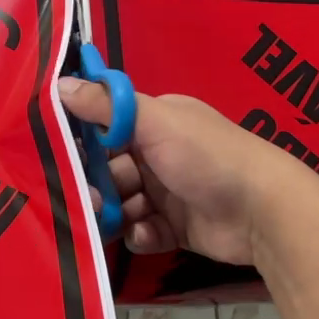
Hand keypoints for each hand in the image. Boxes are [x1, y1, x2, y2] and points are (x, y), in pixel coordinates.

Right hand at [58, 78, 306, 264]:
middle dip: (97, 185)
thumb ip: (105, 105)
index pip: (105, 129)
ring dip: (116, 212)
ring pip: (122, 204)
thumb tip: (58, 85)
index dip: (83, 145)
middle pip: (109, 171)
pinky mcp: (176, 228)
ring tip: (120, 218)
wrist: (261, 210)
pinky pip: (142, 232)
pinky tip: (149, 233)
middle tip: (95, 198)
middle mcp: (159, 154)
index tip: (61, 159)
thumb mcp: (155, 122)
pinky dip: (141, 233)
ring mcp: (168, 193)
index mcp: (156, 122)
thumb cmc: (206, 156)